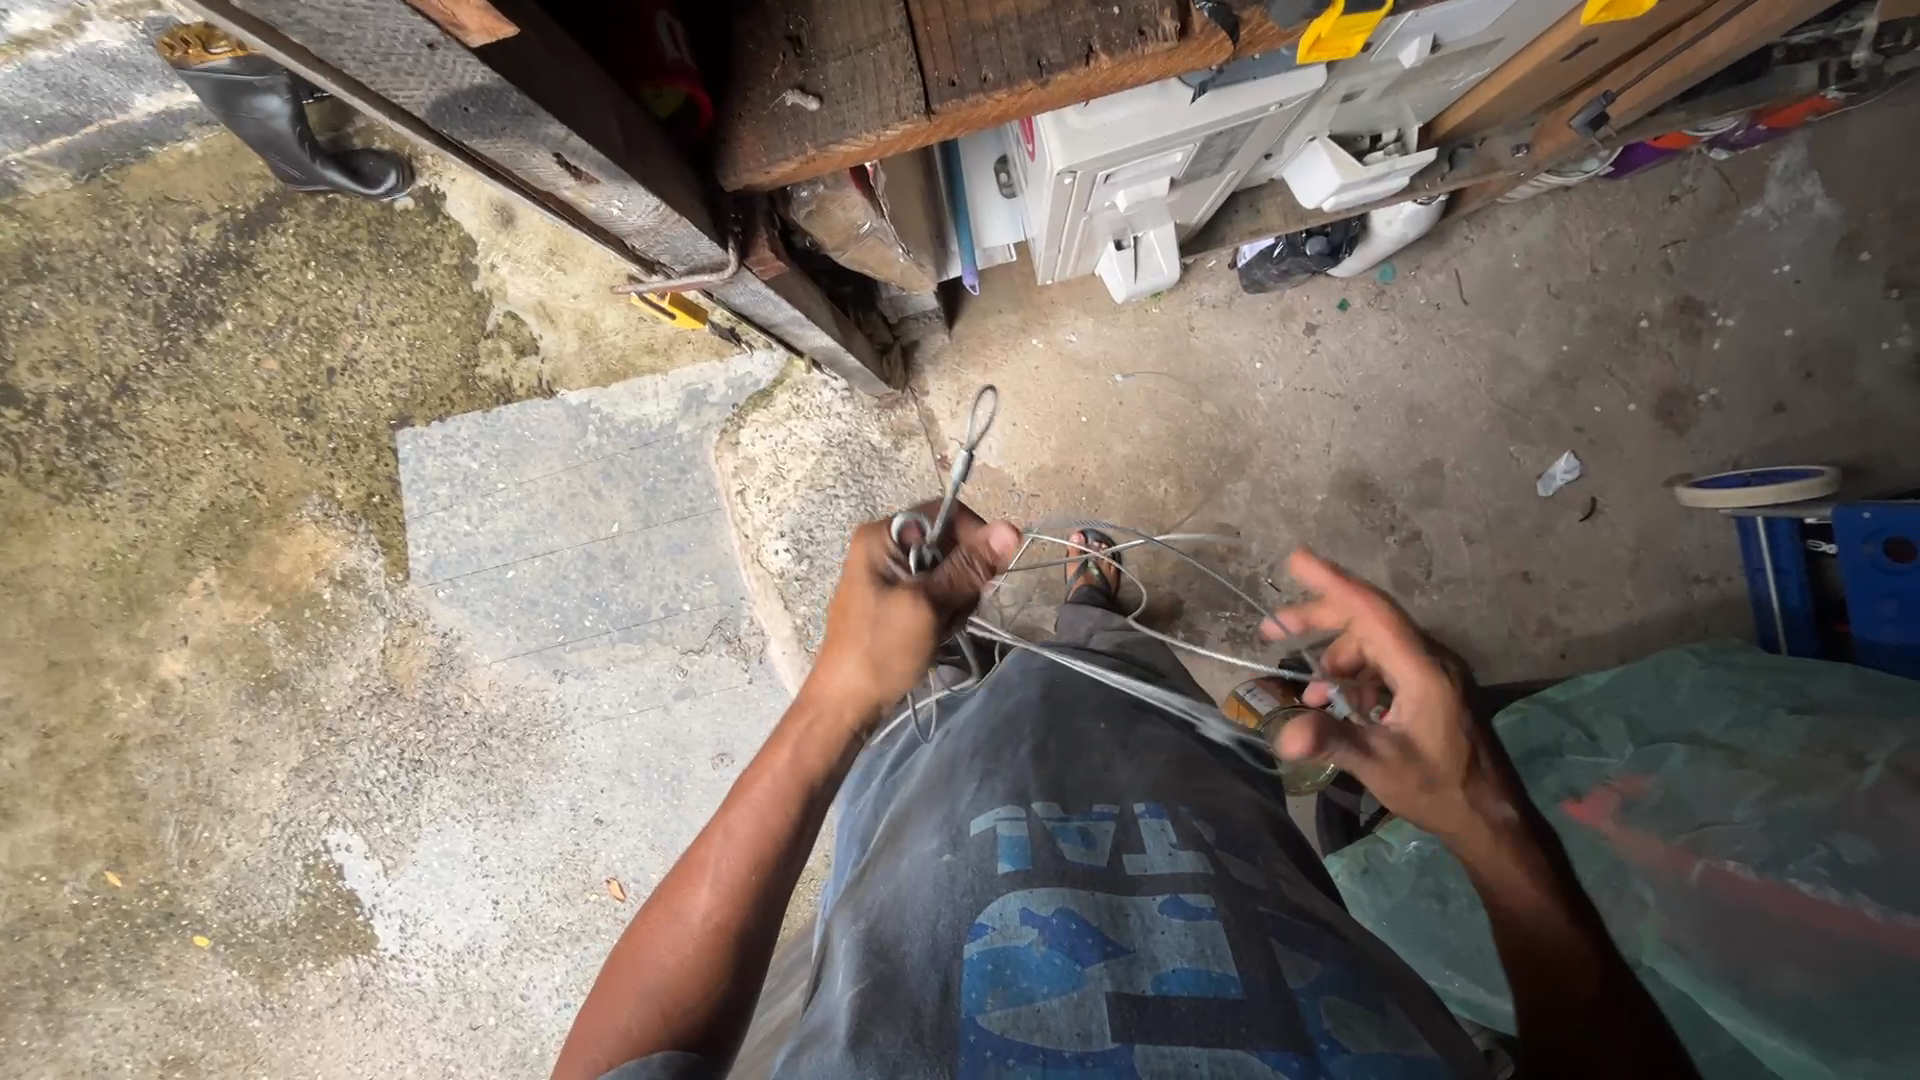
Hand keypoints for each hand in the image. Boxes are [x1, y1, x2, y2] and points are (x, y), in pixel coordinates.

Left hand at [805, 501, 1020, 729]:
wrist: (847, 703)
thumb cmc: (881, 649)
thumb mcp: (928, 605)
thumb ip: (968, 566)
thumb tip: (1010, 528)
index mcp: (882, 535)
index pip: (946, 514)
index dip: (974, 537)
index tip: (988, 572)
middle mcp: (885, 547)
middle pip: (950, 544)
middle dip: (962, 578)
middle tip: (949, 611)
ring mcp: (890, 575)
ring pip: (949, 573)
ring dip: (955, 601)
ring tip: (939, 628)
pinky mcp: (898, 600)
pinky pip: (937, 594)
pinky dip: (944, 613)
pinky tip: (935, 634)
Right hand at [1261, 550, 1526, 848]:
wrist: (1491, 820)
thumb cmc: (1440, 789)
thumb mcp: (1380, 766)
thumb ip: (1332, 740)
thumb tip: (1283, 735)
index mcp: (1422, 670)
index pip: (1372, 612)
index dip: (1333, 583)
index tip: (1297, 558)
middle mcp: (1429, 660)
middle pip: (1366, 620)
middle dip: (1318, 620)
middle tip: (1271, 629)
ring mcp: (1431, 672)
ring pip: (1371, 642)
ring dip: (1334, 658)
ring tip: (1311, 693)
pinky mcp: (1428, 687)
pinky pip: (1382, 663)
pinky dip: (1352, 674)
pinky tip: (1339, 704)